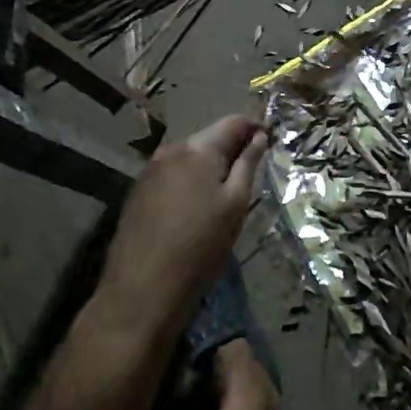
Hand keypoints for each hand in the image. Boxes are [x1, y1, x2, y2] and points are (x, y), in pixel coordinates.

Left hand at [99, 116, 268, 325]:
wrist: (143, 287)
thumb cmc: (200, 245)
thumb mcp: (235, 205)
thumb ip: (248, 164)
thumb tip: (259, 136)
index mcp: (198, 148)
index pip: (233, 122)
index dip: (254, 126)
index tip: (271, 138)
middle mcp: (171, 149)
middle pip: (209, 138)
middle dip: (231, 147)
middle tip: (253, 168)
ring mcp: (150, 169)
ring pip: (190, 156)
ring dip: (209, 165)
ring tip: (227, 189)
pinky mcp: (139, 190)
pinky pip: (173, 174)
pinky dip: (190, 179)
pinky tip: (196, 205)